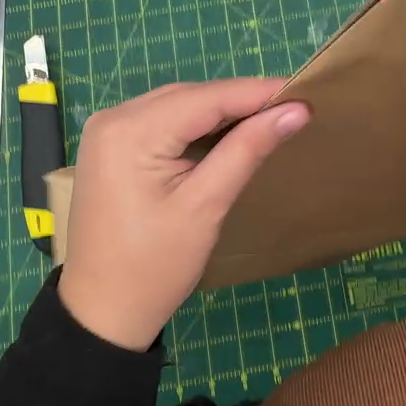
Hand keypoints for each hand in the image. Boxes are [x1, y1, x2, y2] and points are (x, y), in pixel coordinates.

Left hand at [58, 79, 309, 350]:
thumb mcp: (206, 206)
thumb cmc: (154, 267)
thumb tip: (295, 111)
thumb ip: (248, 150)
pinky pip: (163, 120)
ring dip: (220, 110)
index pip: (207, 98)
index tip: (304, 92)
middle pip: (191, 96)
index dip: (258, 92)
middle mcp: (114, 117)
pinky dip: (197, 124)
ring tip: (268, 118)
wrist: (101, 313)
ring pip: (178, 104)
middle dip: (241, 100)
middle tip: (291, 108)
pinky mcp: (111, 144)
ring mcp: (108, 129)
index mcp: (131, 131)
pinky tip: (228, 133)